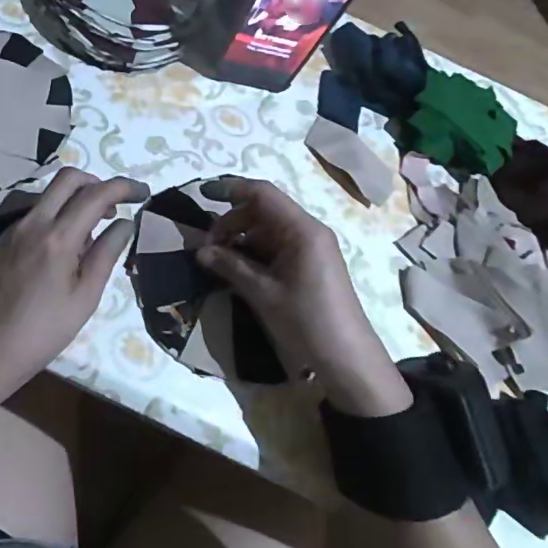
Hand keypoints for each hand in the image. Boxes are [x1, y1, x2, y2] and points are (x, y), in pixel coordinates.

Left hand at [0, 168, 148, 413]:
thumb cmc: (42, 331)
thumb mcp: (85, 298)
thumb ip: (106, 254)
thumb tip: (125, 223)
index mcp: (58, 237)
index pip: (97, 194)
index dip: (125, 187)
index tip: (142, 193)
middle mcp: (32, 222)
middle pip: (68, 178)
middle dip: (97, 182)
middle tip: (112, 207)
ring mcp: (11, 227)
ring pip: (47, 194)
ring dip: (73, 200)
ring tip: (87, 235)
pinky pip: (32, 212)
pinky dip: (52, 216)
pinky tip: (58, 248)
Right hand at [194, 177, 410, 416]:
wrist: (347, 358)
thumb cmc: (307, 321)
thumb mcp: (263, 293)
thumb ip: (230, 266)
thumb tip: (200, 251)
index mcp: (302, 230)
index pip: (262, 194)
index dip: (231, 189)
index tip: (203, 195)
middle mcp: (308, 230)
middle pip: (263, 210)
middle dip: (231, 222)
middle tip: (207, 249)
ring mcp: (311, 247)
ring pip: (267, 229)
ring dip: (240, 239)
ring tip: (217, 260)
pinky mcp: (309, 263)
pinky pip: (276, 246)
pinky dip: (254, 252)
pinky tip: (236, 269)